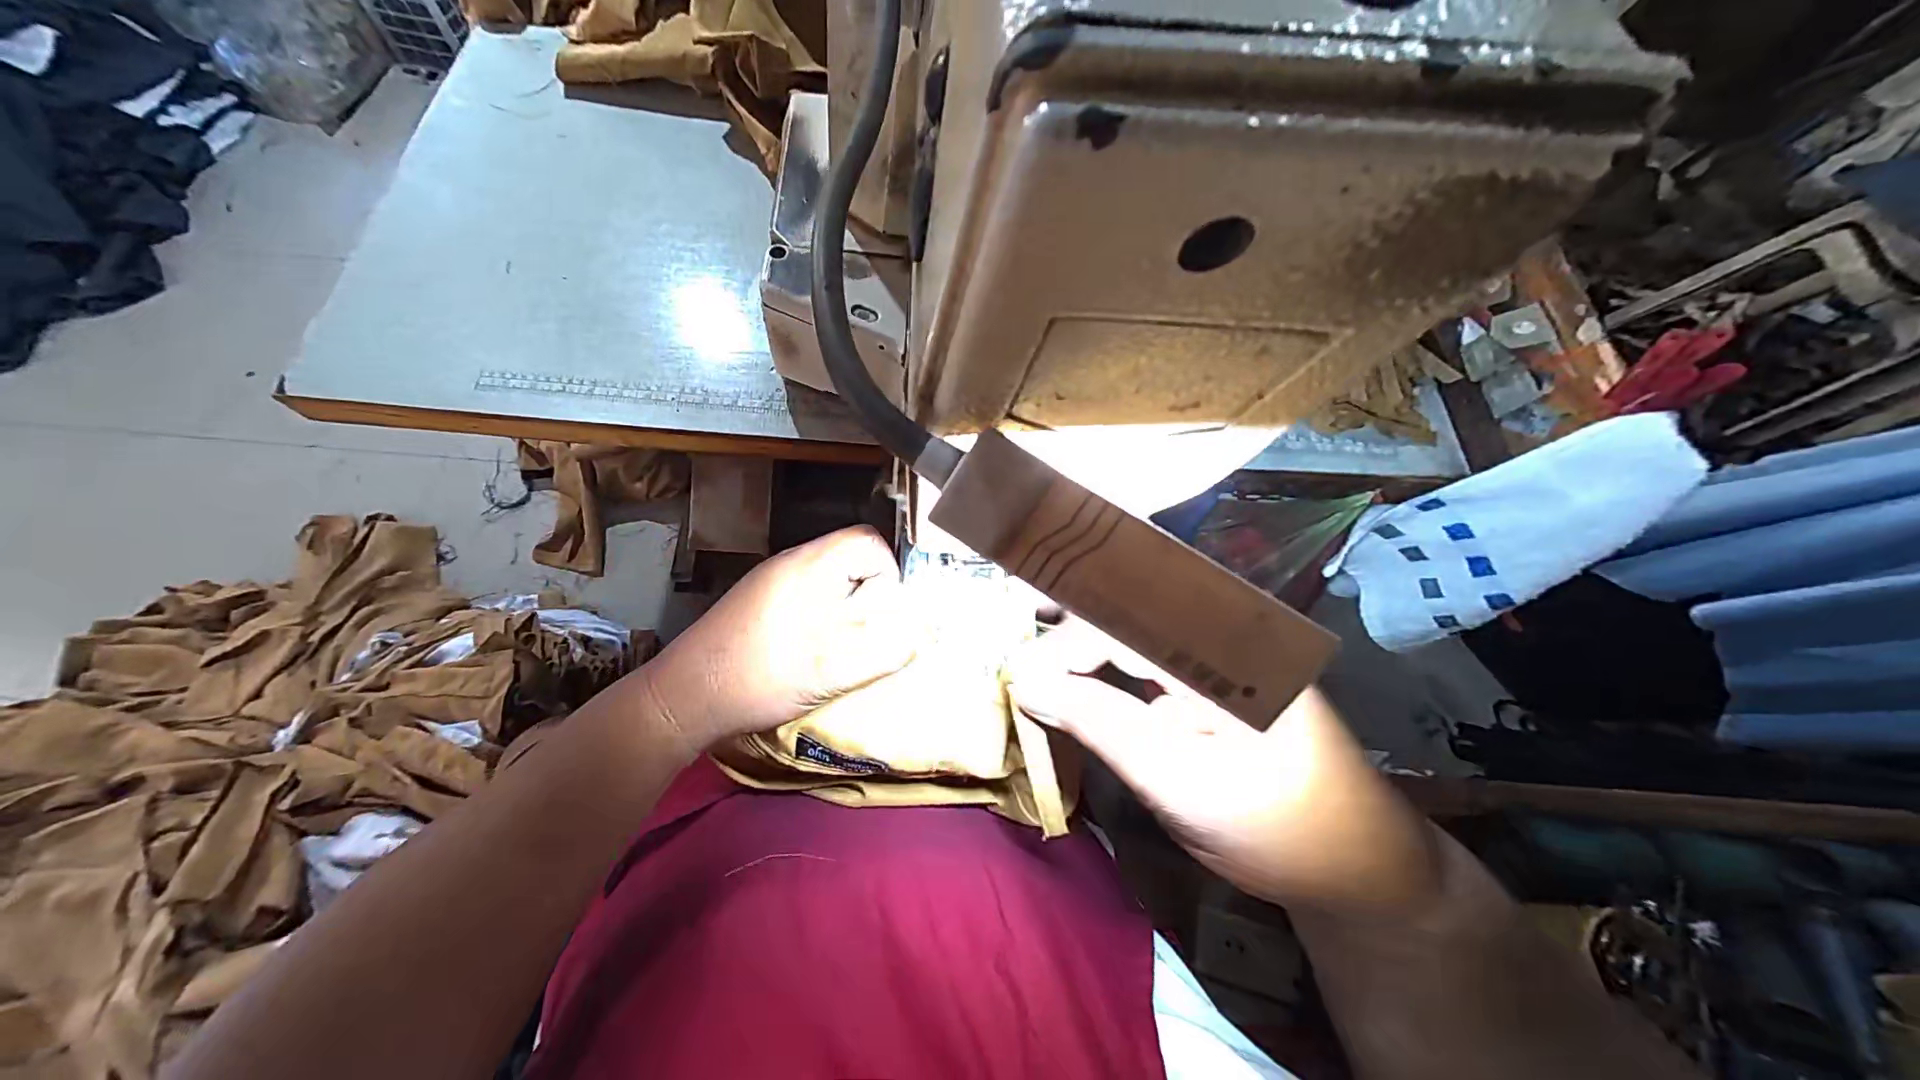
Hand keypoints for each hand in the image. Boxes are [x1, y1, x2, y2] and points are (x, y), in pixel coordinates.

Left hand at [634, 526, 918, 751]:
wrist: (685, 697)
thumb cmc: (759, 677)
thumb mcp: (833, 669)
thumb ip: (886, 648)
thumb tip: (921, 632)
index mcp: (811, 565)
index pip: (870, 542)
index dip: (891, 575)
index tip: (888, 616)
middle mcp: (791, 563)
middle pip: (853, 562)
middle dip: (869, 599)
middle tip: (865, 640)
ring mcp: (771, 582)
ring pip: (831, 584)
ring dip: (846, 614)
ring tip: (839, 653)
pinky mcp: (758, 604)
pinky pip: (808, 600)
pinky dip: (821, 622)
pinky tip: (810, 656)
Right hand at [1007, 622, 1439, 914]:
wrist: (1357, 867)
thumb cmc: (1277, 830)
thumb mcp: (1182, 785)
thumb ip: (1103, 724)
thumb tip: (1028, 681)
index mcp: (1230, 646)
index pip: (1133, 613)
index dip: (1069, 631)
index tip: (1021, 666)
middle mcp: (1228, 631)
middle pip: (1136, 596)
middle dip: (1074, 600)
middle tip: (1016, 611)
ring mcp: (1224, 652)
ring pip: (1143, 615)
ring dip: (1088, 617)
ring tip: (1032, 615)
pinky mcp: (1216, 676)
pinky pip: (1153, 646)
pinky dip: (1109, 649)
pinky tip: (1078, 660)